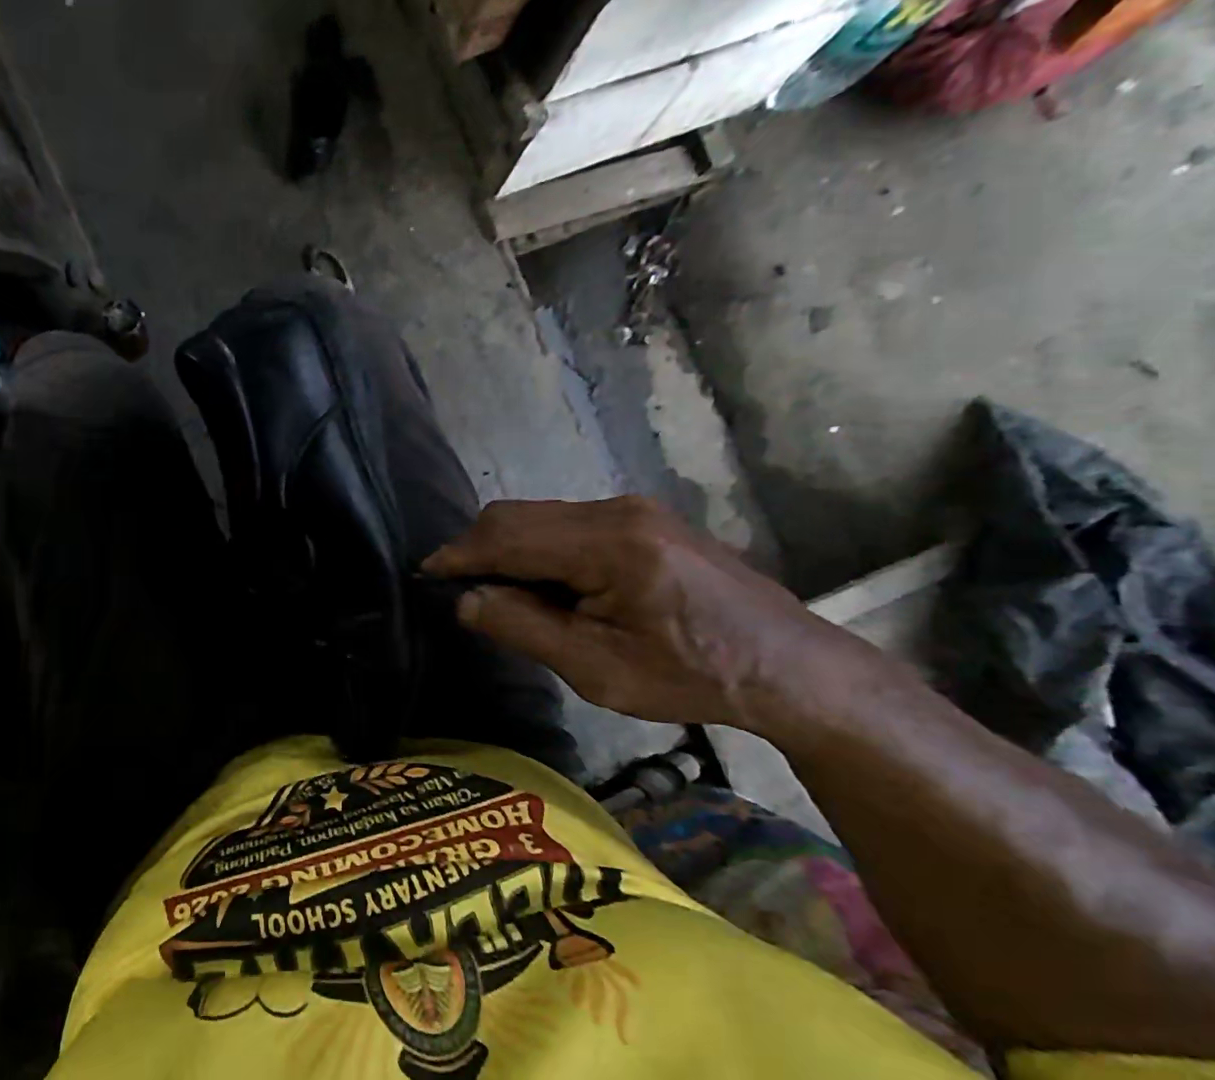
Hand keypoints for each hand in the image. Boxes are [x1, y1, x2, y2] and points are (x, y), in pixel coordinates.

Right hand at [422, 497, 857, 734]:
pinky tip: (545, 588)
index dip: (458, 555)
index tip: (425, 576)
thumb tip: (467, 600)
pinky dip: (538, 549)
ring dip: (508, 550)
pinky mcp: (642, 520)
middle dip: (477, 550)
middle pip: (518, 515)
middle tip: (460, 595)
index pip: (508, 536)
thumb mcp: (602, 669)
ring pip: (540, 516)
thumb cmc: (695, 677)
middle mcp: (618, 510)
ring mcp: (633, 509)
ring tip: (501, 598)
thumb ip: (527, 628)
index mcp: (611, 545)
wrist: (788, 666)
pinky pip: (567, 524)